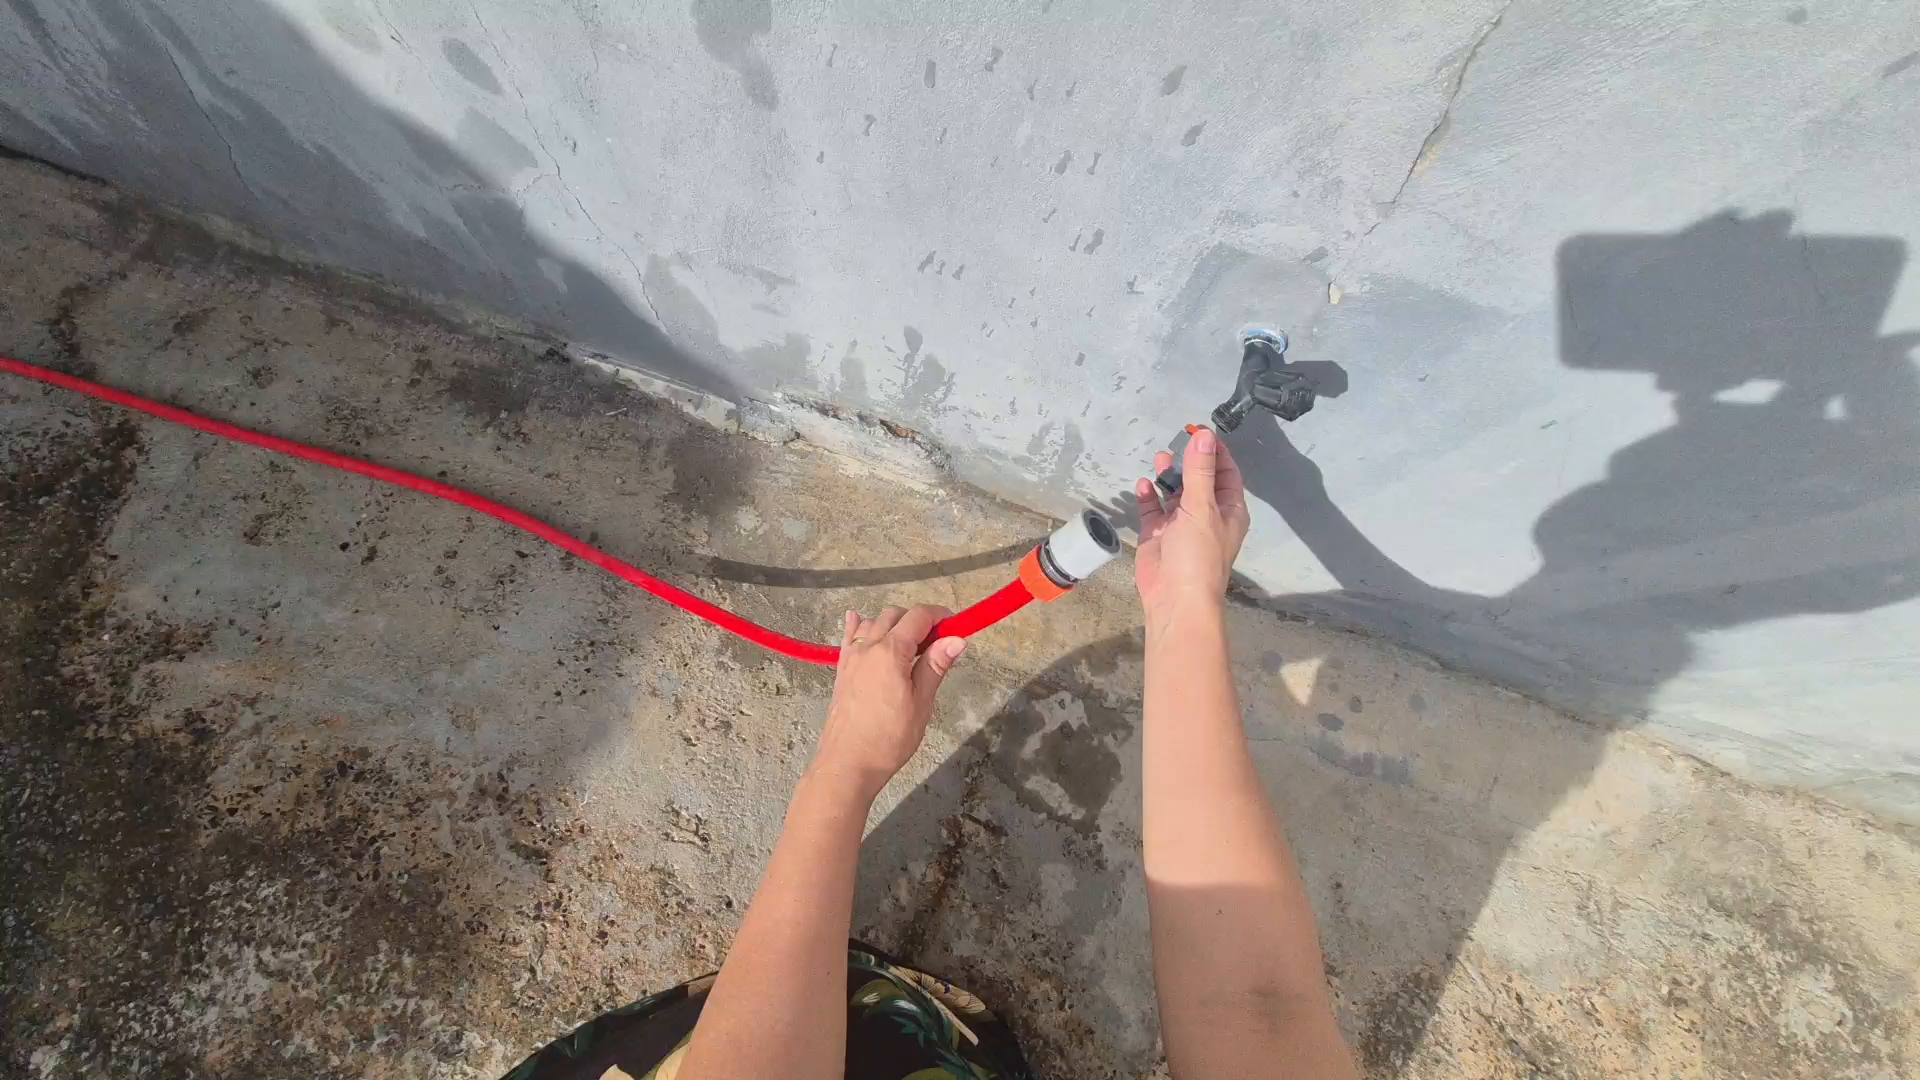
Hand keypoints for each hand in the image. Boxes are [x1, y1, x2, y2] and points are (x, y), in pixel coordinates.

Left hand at [811, 605, 966, 801]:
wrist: (848, 765)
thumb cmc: (889, 739)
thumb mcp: (921, 703)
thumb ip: (935, 665)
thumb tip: (957, 639)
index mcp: (891, 652)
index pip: (918, 616)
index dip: (940, 616)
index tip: (956, 627)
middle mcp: (868, 647)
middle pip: (895, 615)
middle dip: (919, 620)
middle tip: (938, 642)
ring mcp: (851, 657)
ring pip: (873, 622)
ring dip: (894, 624)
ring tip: (911, 645)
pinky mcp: (841, 670)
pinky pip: (850, 637)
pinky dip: (861, 625)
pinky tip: (860, 620)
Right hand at [1134, 426, 1250, 617]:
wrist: (1176, 598)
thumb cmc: (1197, 553)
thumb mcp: (1202, 507)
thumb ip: (1200, 470)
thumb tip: (1205, 436)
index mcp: (1228, 510)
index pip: (1226, 473)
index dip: (1215, 452)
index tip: (1200, 432)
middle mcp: (1206, 515)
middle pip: (1199, 480)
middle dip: (1189, 461)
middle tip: (1176, 442)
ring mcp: (1181, 526)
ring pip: (1175, 493)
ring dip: (1168, 476)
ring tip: (1160, 458)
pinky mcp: (1158, 535)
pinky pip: (1153, 510)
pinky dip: (1148, 496)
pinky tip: (1143, 485)